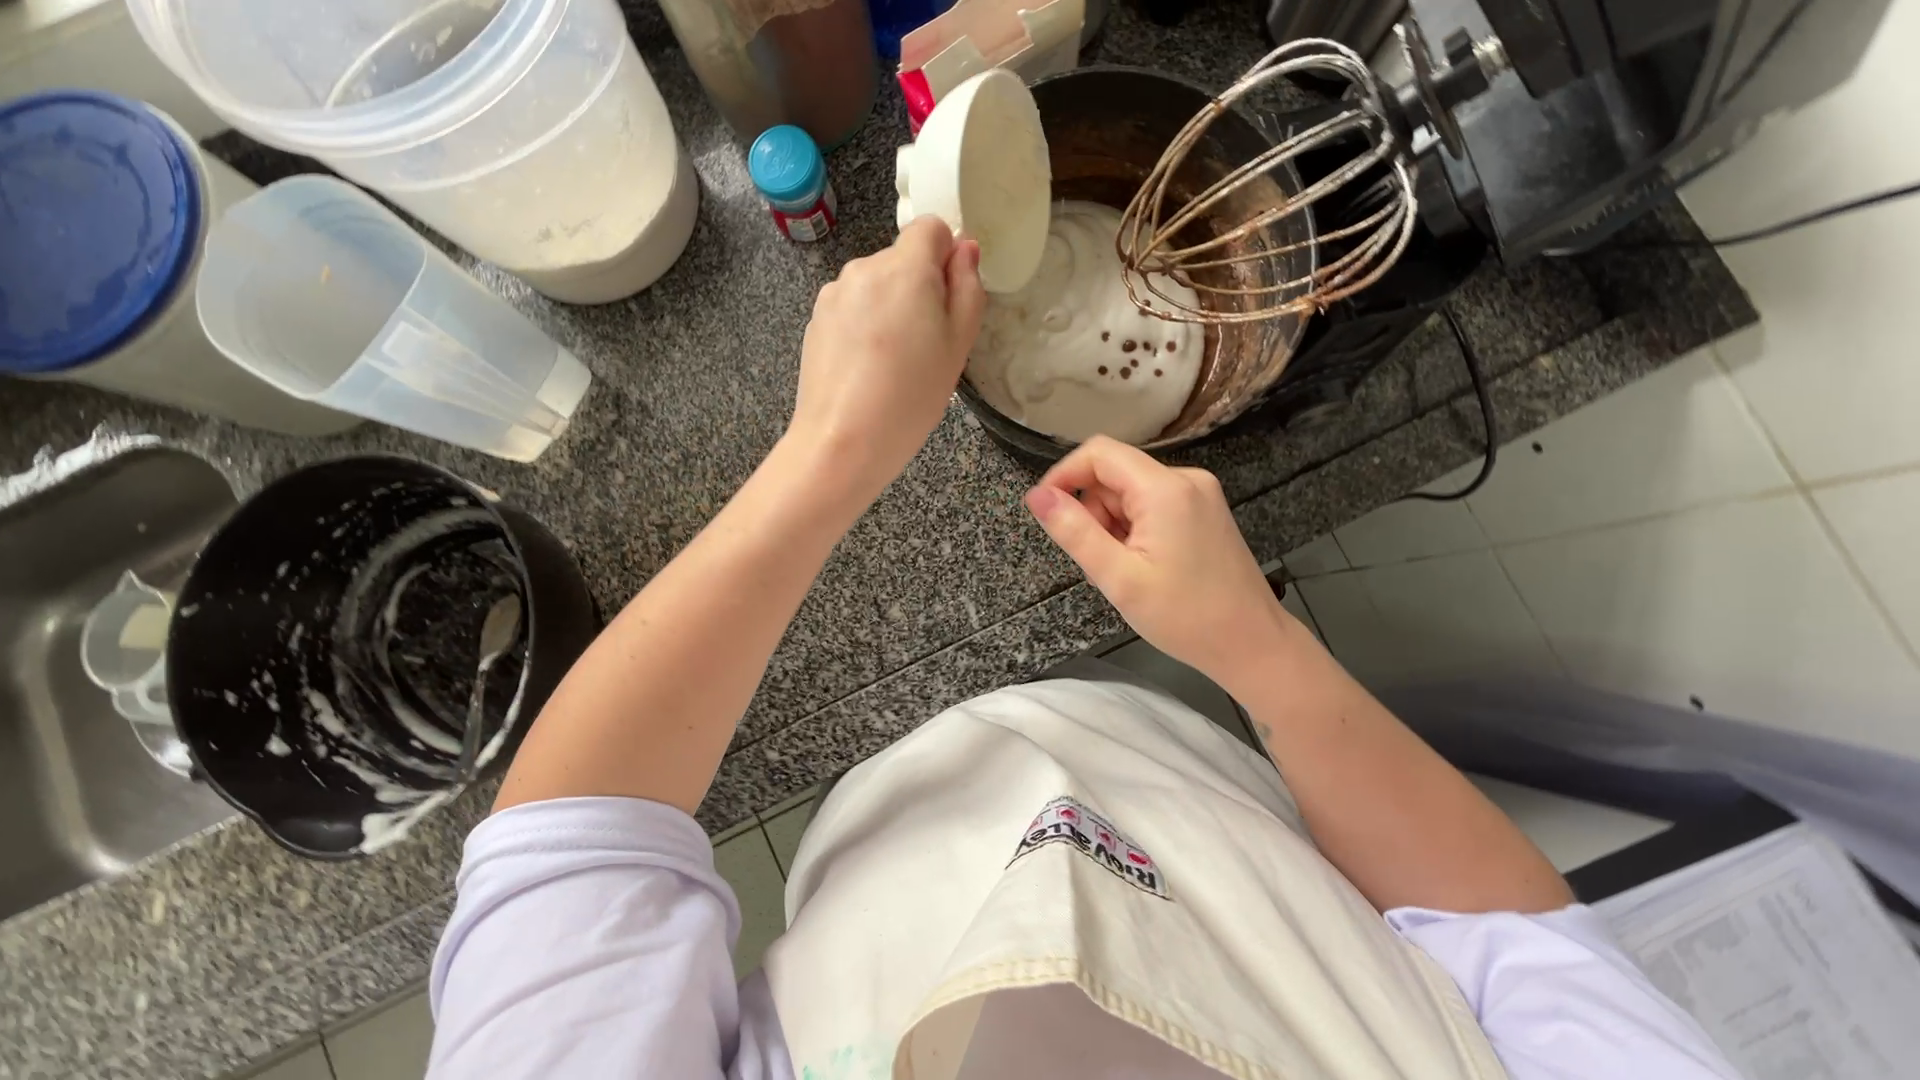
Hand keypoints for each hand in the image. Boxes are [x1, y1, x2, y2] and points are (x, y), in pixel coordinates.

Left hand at [788, 216, 986, 500]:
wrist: (842, 441)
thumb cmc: (909, 397)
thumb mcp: (958, 345)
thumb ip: (967, 288)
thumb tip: (964, 249)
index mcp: (905, 269)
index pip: (930, 227)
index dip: (946, 256)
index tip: (949, 298)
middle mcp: (864, 269)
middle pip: (902, 259)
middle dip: (918, 288)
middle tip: (928, 343)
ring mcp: (835, 294)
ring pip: (876, 285)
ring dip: (890, 308)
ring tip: (895, 361)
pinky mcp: (817, 319)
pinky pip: (853, 308)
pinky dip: (865, 327)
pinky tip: (868, 368)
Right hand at [1025, 437, 1302, 691]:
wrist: (1251, 643)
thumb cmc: (1185, 617)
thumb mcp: (1118, 578)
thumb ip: (1074, 531)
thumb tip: (1035, 495)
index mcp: (1165, 489)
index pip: (1099, 453)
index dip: (1064, 475)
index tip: (1046, 511)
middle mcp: (1186, 479)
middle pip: (1116, 474)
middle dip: (1094, 512)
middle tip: (1100, 562)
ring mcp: (1200, 494)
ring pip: (1132, 492)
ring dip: (1114, 525)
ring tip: (1126, 571)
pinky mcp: (1205, 511)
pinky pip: (1153, 504)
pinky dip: (1136, 529)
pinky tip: (1145, 566)